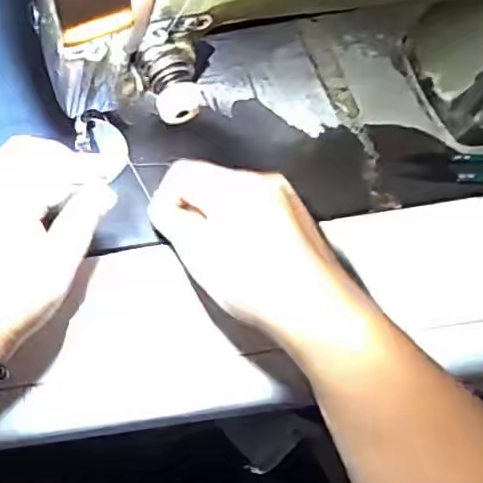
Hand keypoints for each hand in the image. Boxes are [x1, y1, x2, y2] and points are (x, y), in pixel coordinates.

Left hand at [0, 137, 117, 358]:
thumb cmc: (20, 297)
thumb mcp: (61, 260)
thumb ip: (83, 217)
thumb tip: (102, 190)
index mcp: (7, 197)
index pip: (52, 167)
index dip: (86, 167)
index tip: (112, 169)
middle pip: (26, 152)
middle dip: (63, 158)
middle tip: (93, 174)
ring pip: (8, 158)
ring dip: (41, 161)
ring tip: (70, 178)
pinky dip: (22, 170)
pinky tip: (42, 187)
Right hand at [147, 160, 386, 365]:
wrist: (317, 311)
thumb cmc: (254, 284)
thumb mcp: (197, 252)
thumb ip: (172, 219)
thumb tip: (164, 207)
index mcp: (235, 184)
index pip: (182, 172)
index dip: (164, 198)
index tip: (166, 227)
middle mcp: (263, 181)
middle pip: (210, 182)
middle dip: (193, 211)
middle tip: (191, 248)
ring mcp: (285, 198)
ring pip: (233, 198)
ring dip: (217, 221)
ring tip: (221, 259)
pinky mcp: (297, 218)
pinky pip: (256, 212)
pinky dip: (242, 229)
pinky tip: (247, 261)